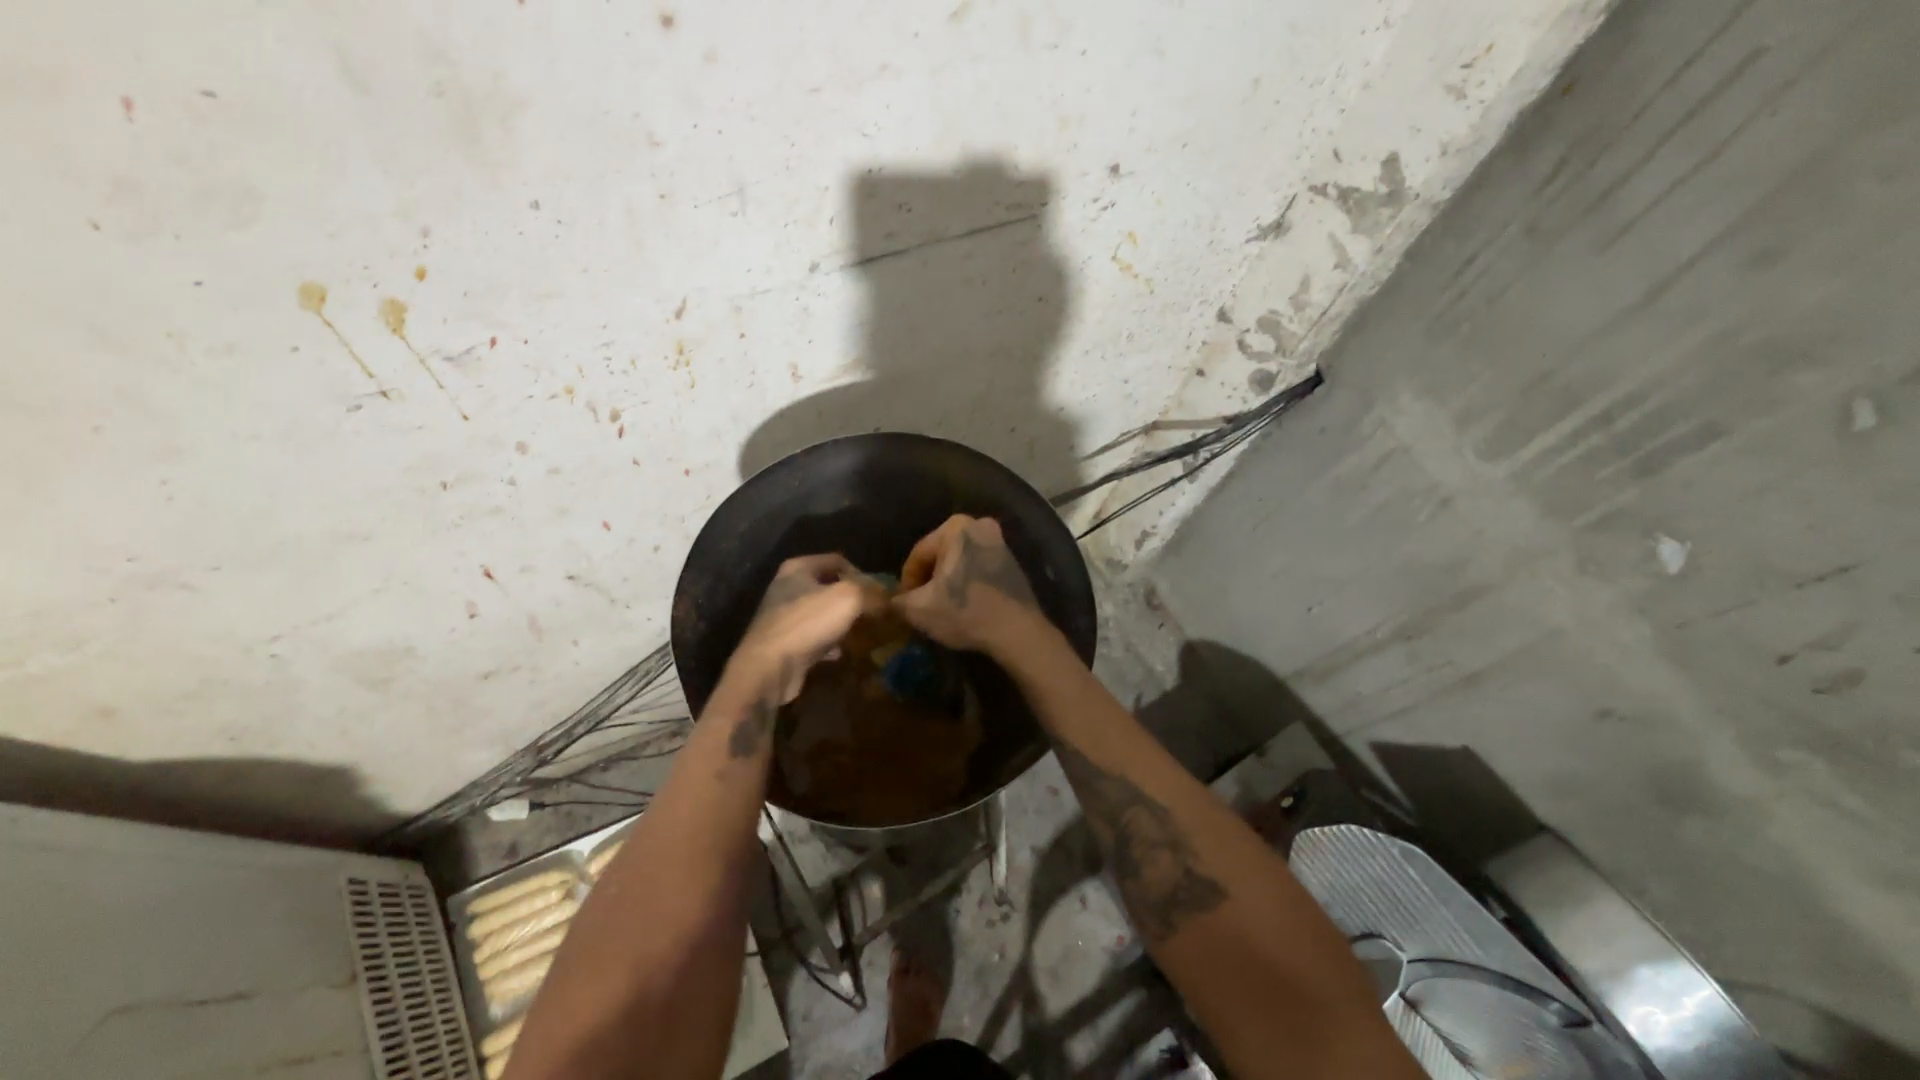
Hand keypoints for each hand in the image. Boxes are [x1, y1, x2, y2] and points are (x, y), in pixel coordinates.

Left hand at [726, 554, 877, 704]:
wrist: (770, 668)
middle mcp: (787, 588)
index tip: (878, 592)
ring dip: (842, 622)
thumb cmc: (808, 622)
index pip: (837, 560)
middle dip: (853, 599)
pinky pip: (814, 638)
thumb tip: (888, 596)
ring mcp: (783, 617)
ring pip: (822, 614)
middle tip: (874, 613)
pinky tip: (842, 653)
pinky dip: (829, 644)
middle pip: (829, 587)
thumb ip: (871, 592)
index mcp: (798, 568)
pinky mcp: (784, 644)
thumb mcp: (848, 598)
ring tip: (862, 633)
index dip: (861, 573)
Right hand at [893, 515, 1044, 654]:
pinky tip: (963, 607)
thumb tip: (887, 602)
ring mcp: (1000, 542)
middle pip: (939, 556)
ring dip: (947, 583)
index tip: (904, 605)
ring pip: (959, 563)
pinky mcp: (1012, 562)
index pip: (918, 554)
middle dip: (928, 580)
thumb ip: (896, 601)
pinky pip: (978, 570)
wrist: (1017, 631)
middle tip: (920, 606)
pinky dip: (967, 584)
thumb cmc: (965, 612)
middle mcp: (980, 525)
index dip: (906, 581)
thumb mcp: (918, 610)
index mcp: (956, 527)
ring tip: (940, 609)